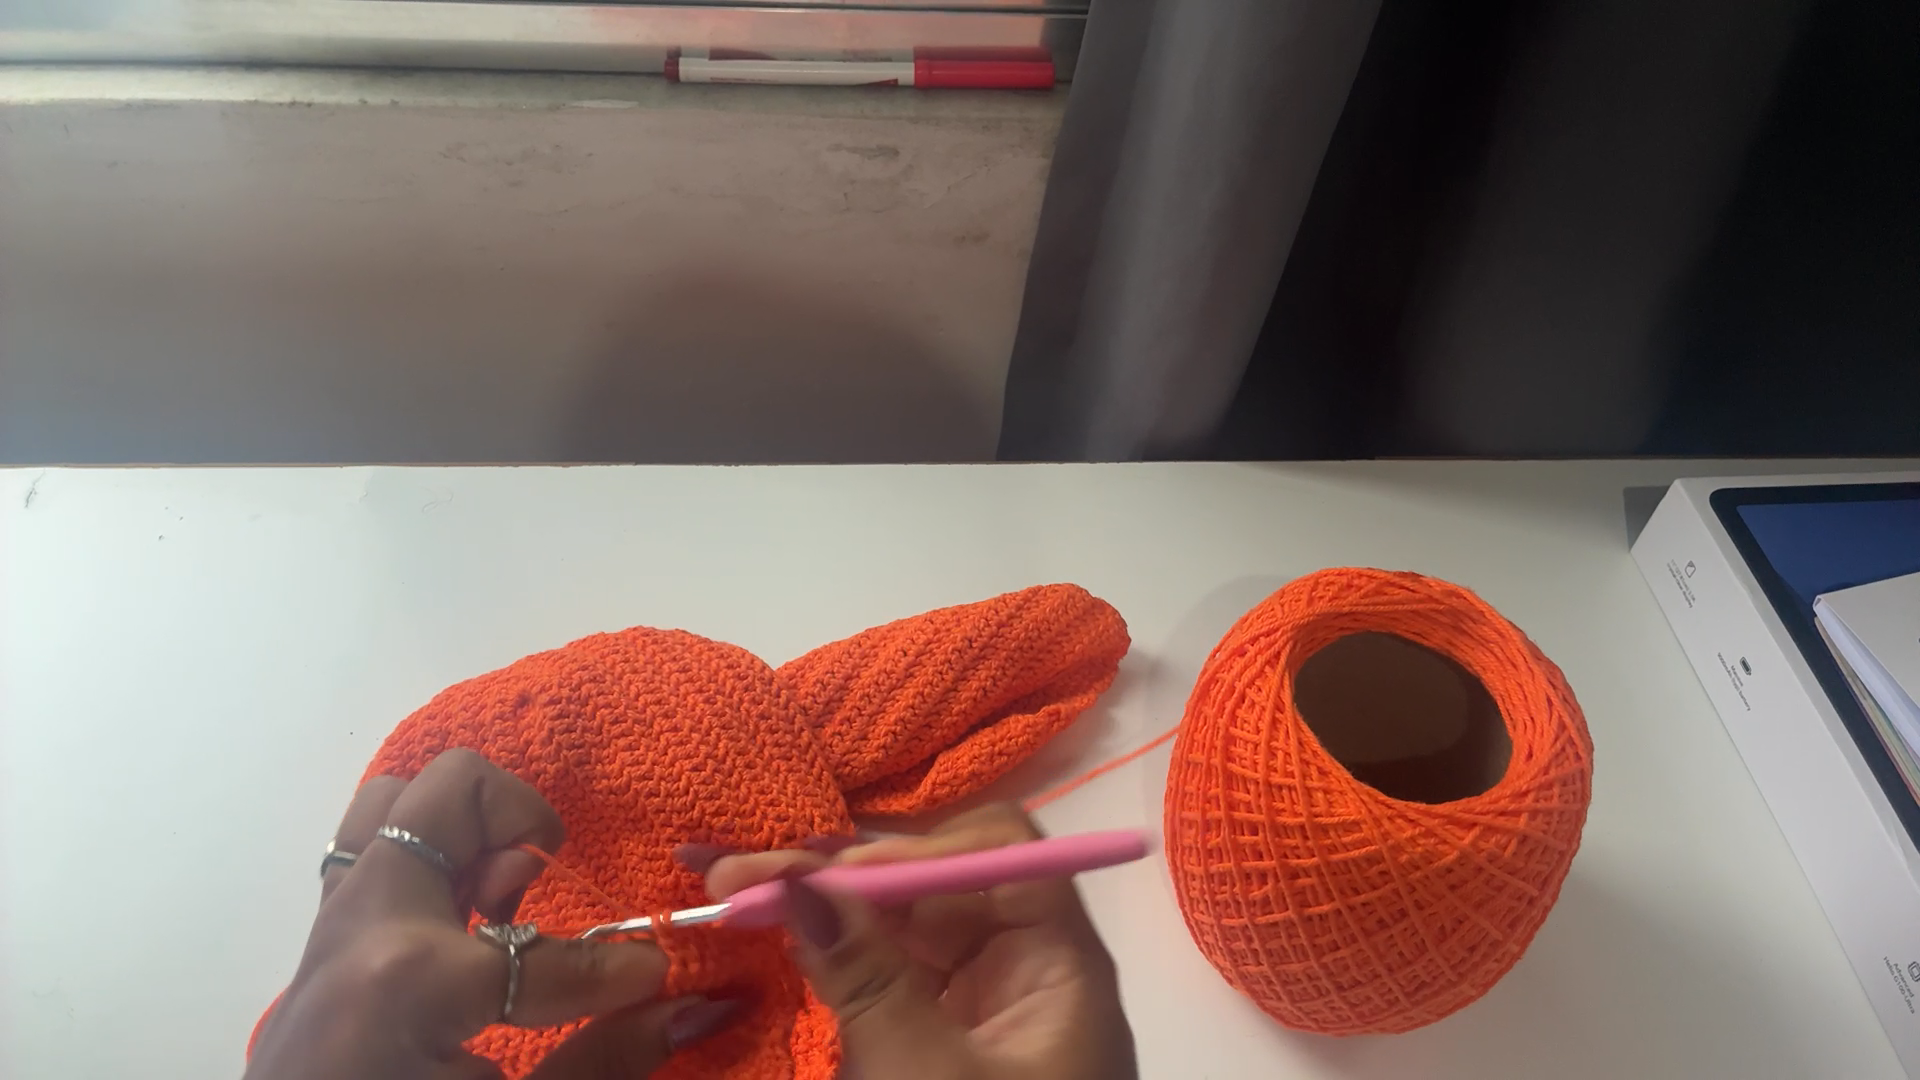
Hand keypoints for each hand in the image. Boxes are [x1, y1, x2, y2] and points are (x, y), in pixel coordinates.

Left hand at [247, 748, 737, 1079]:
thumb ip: (610, 1061)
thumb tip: (708, 1004)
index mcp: (403, 985)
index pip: (545, 949)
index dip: (618, 971)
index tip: (648, 977)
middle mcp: (359, 929)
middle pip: (449, 789)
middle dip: (515, 826)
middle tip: (525, 902)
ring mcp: (331, 926)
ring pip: (395, 799)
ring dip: (468, 834)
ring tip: (492, 908)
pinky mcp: (325, 935)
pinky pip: (381, 841)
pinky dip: (439, 855)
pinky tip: (465, 923)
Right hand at [691, 802, 1137, 1079]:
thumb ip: (864, 976)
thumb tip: (796, 880)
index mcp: (1057, 960)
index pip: (1001, 851)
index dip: (921, 846)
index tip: (838, 873)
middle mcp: (1020, 960)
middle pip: (938, 879)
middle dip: (847, 871)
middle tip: (746, 875)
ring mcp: (975, 993)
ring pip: (902, 917)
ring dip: (827, 900)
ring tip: (740, 887)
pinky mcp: (937, 1026)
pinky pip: (886, 962)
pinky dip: (835, 946)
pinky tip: (782, 923)